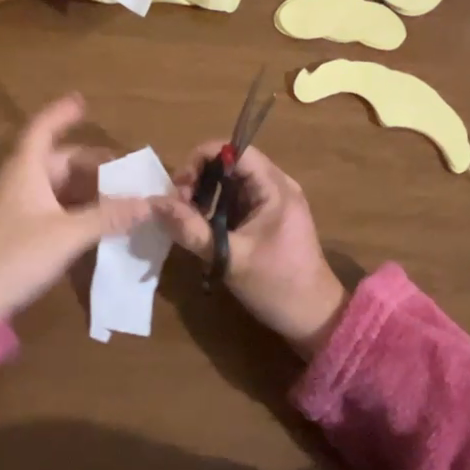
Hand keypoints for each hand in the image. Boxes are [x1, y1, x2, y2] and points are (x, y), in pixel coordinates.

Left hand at [0, 95, 151, 321]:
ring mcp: (17, 206)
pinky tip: (99, 220)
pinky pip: (53, 207)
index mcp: (25, 169)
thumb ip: (109, 217)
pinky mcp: (18, 231)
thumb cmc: (16, 255)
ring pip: (58, 186)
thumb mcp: (68, 234)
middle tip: (127, 169)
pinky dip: (77, 208)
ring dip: (88, 188)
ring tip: (122, 195)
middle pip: (59, 160)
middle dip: (92, 162)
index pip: (43, 128)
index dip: (62, 114)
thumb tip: (150, 202)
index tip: (83, 101)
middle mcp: (19, 180)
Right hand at [154, 144, 348, 356]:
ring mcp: (272, 202)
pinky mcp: (266, 218)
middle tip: (178, 208)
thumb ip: (191, 230)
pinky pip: (234, 200)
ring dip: (203, 194)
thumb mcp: (229, 258)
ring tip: (186, 220)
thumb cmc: (278, 286)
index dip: (200, 160)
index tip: (179, 189)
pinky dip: (214, 208)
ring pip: (229, 182)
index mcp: (275, 188)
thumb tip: (154, 204)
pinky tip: (201, 228)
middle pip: (228, 163)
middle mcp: (275, 186)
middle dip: (197, 178)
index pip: (232, 150)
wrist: (315, 319)